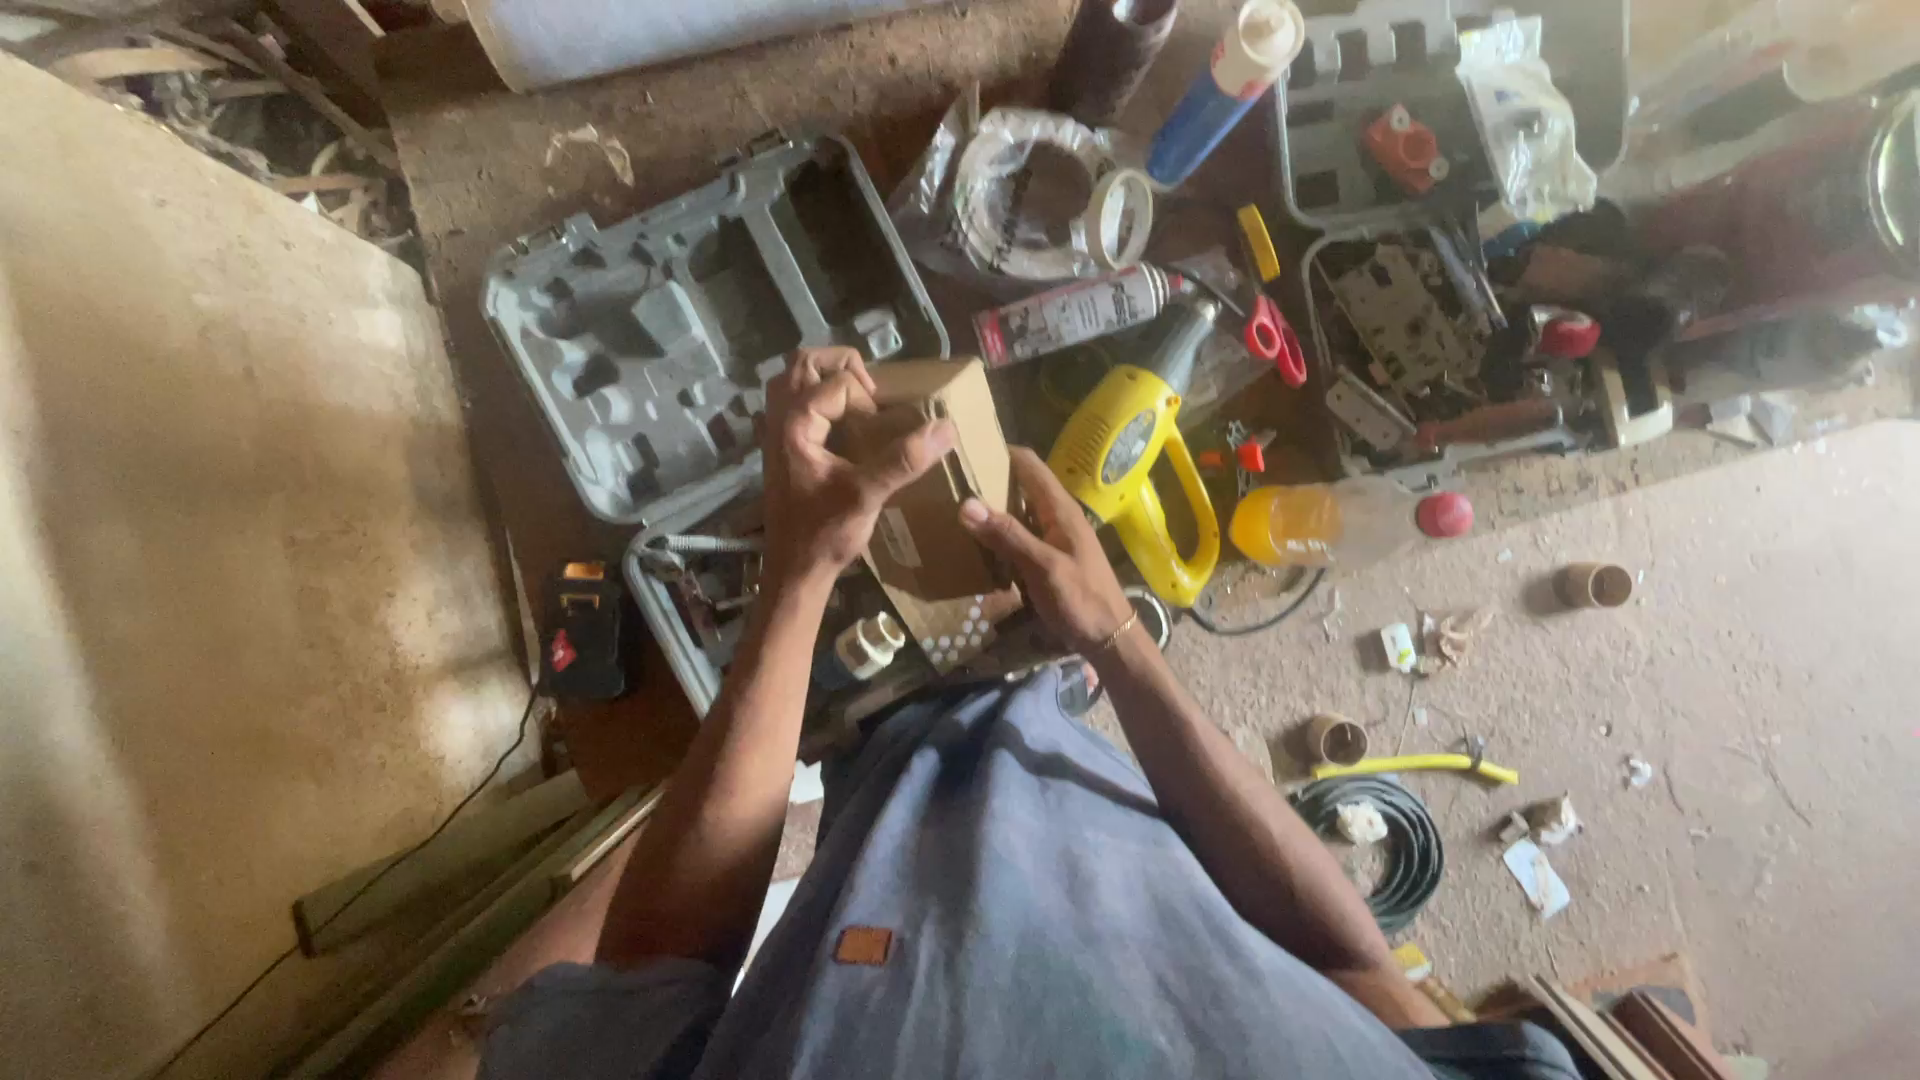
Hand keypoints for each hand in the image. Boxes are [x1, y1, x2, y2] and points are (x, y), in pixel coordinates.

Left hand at [760, 347, 953, 589]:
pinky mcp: (779, 448)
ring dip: (825, 379)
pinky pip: (791, 402)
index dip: (865, 400)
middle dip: (843, 368)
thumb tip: (947, 428)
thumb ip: (904, 460)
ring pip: (792, 380)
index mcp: (795, 424)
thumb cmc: (825, 534)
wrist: (794, 569)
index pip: (837, 383)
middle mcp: (778, 420)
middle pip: (804, 363)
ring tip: (856, 400)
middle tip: (870, 395)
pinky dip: (814, 398)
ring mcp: (774, 433)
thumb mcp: (868, 495)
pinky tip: (838, 423)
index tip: (877, 433)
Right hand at [958, 446, 1133, 653]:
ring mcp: (1053, 537)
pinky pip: (1019, 536)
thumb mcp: (1042, 567)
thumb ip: (1007, 535)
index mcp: (1060, 509)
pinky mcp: (1048, 557)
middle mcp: (1056, 515)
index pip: (1028, 463)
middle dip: (989, 480)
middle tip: (949, 480)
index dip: (1000, 451)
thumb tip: (967, 502)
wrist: (1110, 638)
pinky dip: (998, 534)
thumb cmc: (1081, 600)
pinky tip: (975, 543)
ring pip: (1017, 511)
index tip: (965, 449)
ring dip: (991, 508)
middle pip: (1020, 485)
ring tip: (953, 506)